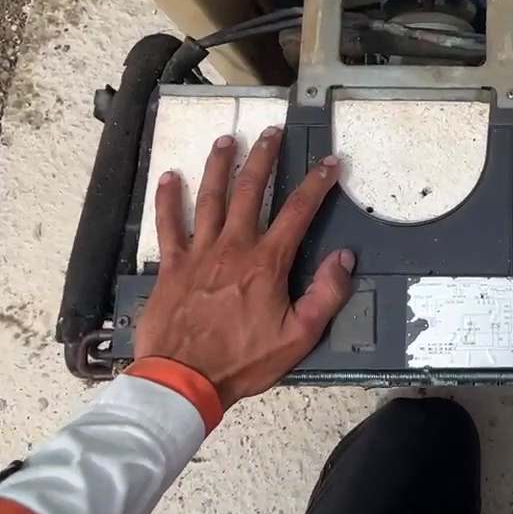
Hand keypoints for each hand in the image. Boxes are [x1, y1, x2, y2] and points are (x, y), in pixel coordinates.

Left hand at [133, 127, 353, 406]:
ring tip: (227, 140)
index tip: (330, 163)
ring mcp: (198, 253)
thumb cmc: (243, 360)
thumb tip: (344, 258)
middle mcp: (233, 246)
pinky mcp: (171, 266)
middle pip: (251, 191)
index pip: (298, 211)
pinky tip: (170, 176)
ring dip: (220, 166)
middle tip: (271, 132)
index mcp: (267, 262)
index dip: (317, 183)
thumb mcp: (299, 336)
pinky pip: (168, 225)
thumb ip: (326, 295)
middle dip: (264, 158)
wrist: (183, 381)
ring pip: (210, 198)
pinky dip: (168, 199)